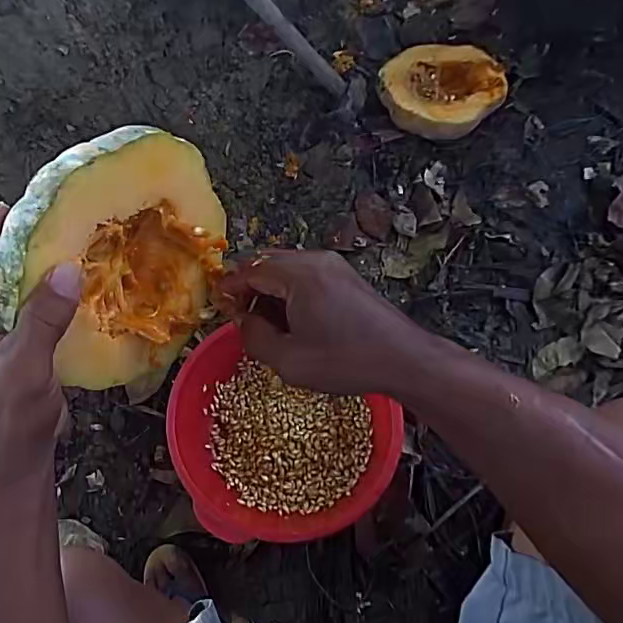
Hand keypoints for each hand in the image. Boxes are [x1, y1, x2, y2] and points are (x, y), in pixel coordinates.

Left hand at [0, 203, 80, 472]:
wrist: (16, 464)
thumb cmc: (12, 421)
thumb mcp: (26, 368)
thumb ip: (43, 320)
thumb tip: (67, 270)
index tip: (7, 209)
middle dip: (1, 247)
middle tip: (32, 221)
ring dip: (19, 269)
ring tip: (46, 244)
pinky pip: (12, 310)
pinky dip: (31, 293)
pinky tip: (54, 282)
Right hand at [215, 249, 434, 394]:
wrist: (403, 359)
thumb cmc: (348, 361)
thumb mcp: (290, 360)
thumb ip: (255, 337)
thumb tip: (243, 322)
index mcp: (299, 274)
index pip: (249, 269)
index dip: (228, 289)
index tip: (219, 308)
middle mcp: (316, 260)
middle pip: (266, 263)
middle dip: (248, 288)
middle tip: (240, 318)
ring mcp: (333, 266)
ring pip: (285, 268)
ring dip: (268, 291)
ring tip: (266, 325)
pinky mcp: (344, 277)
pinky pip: (304, 275)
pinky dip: (289, 292)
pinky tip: (291, 321)